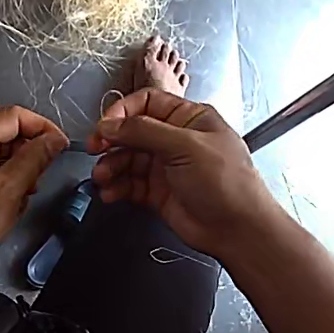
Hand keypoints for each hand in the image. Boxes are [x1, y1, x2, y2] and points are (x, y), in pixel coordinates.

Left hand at [0, 106, 68, 293]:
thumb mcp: (12, 188)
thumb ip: (36, 157)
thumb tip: (55, 139)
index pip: (16, 115)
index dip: (43, 128)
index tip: (61, 145)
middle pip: (10, 132)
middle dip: (31, 152)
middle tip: (41, 176)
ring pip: (4, 151)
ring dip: (22, 169)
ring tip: (23, 193)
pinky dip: (9, 179)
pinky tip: (12, 200)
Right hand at [87, 87, 279, 260]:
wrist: (237, 229)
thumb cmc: (226, 183)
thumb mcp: (186, 146)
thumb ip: (144, 131)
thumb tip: (111, 124)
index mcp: (189, 119)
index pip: (147, 103)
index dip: (122, 112)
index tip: (104, 126)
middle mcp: (176, 140)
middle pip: (133, 132)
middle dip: (112, 141)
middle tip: (96, 151)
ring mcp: (167, 167)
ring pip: (128, 160)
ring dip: (111, 167)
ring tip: (103, 178)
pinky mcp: (159, 193)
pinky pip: (130, 185)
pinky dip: (117, 188)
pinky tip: (110, 193)